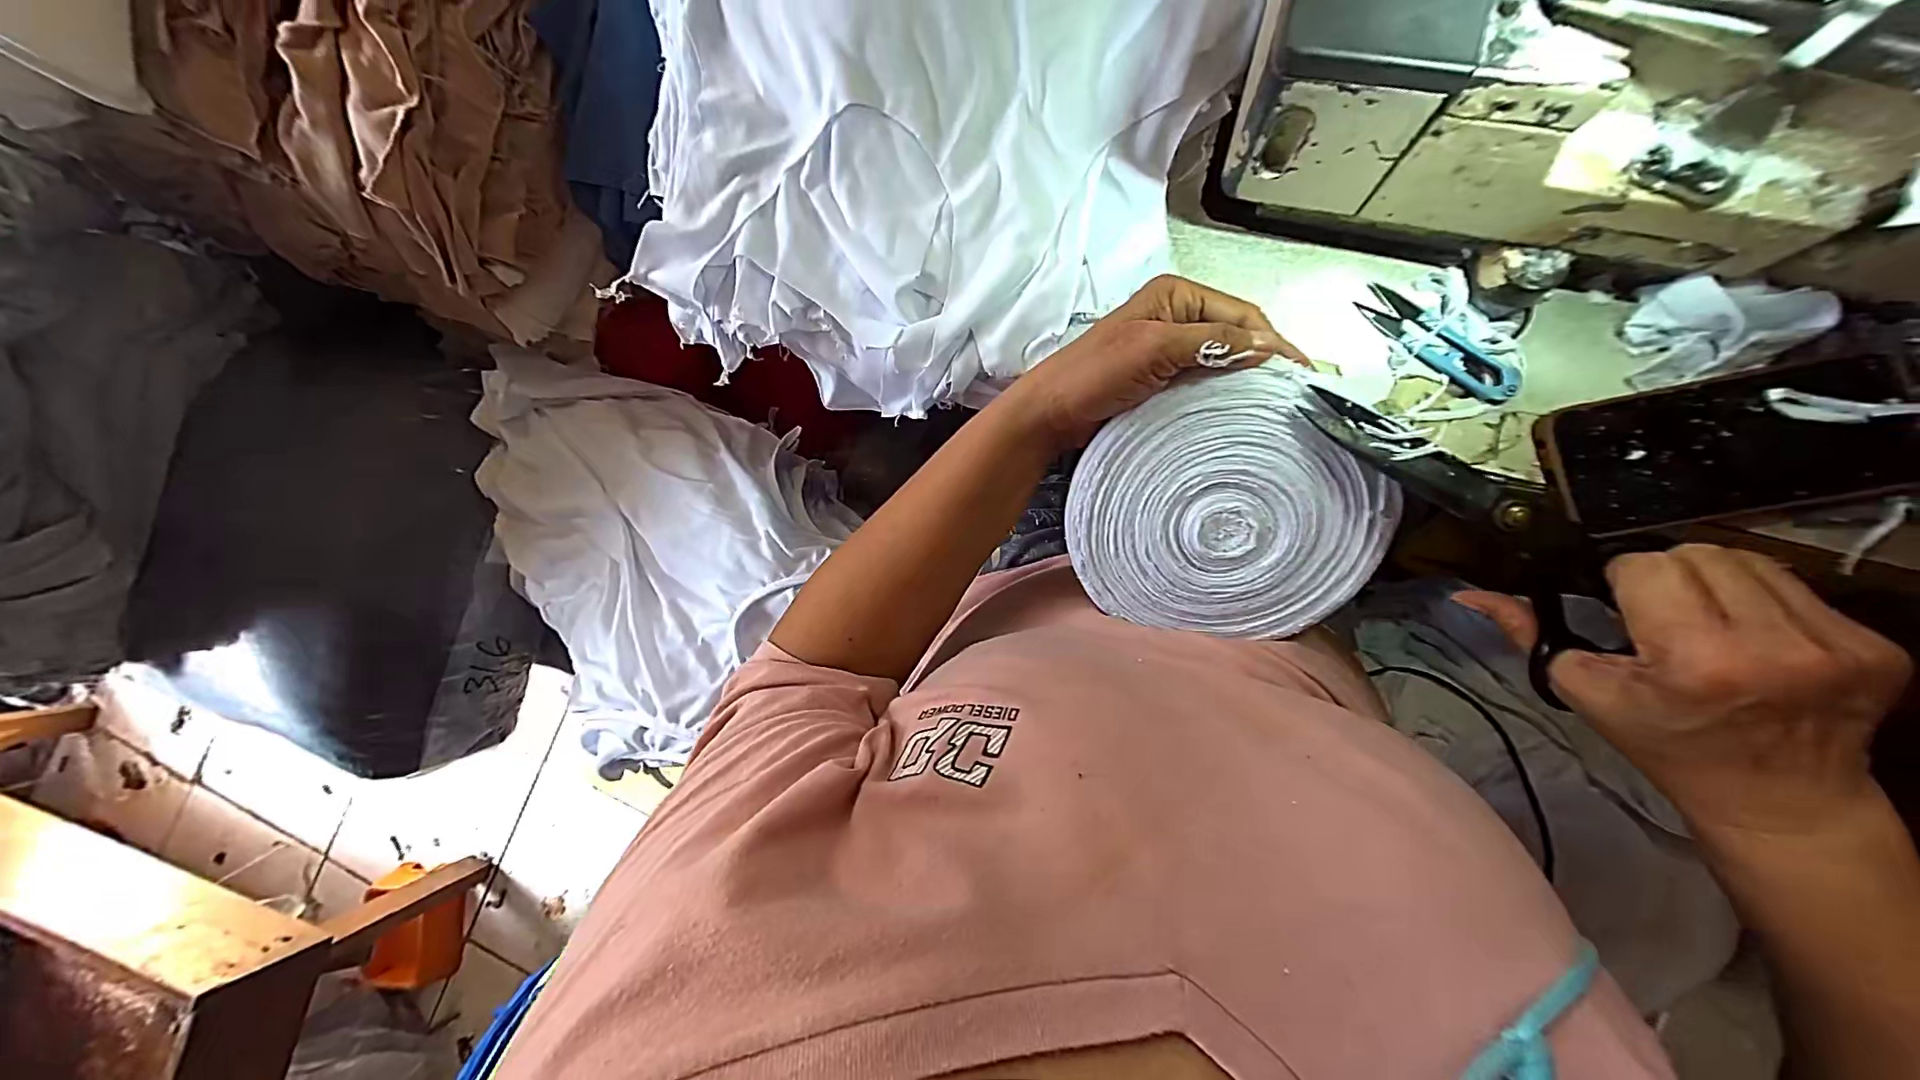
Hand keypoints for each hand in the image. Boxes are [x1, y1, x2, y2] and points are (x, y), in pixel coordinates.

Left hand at [999, 275, 1302, 449]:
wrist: (1050, 413)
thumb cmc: (1090, 375)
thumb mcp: (1153, 348)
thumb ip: (1209, 342)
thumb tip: (1262, 345)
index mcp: (1173, 295)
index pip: (1240, 313)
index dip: (1272, 340)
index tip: (1298, 369)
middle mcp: (1172, 316)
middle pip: (1234, 333)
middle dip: (1263, 356)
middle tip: (1292, 389)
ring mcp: (1165, 348)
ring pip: (1220, 357)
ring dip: (1244, 375)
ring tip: (1272, 399)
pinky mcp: (1158, 376)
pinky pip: (1201, 378)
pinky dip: (1221, 389)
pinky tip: (1235, 405)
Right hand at [1455, 545, 1911, 837]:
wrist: (1779, 797)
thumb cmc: (1665, 744)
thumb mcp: (1582, 690)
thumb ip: (1528, 632)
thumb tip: (1469, 594)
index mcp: (1696, 661)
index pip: (1647, 566)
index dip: (1621, 580)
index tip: (1621, 606)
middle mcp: (1774, 647)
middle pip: (1699, 553)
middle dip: (1666, 574)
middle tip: (1657, 612)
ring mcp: (1836, 646)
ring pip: (1749, 558)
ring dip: (1712, 578)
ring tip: (1702, 619)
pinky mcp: (1875, 645)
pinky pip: (1797, 583)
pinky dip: (1759, 597)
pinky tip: (1750, 633)